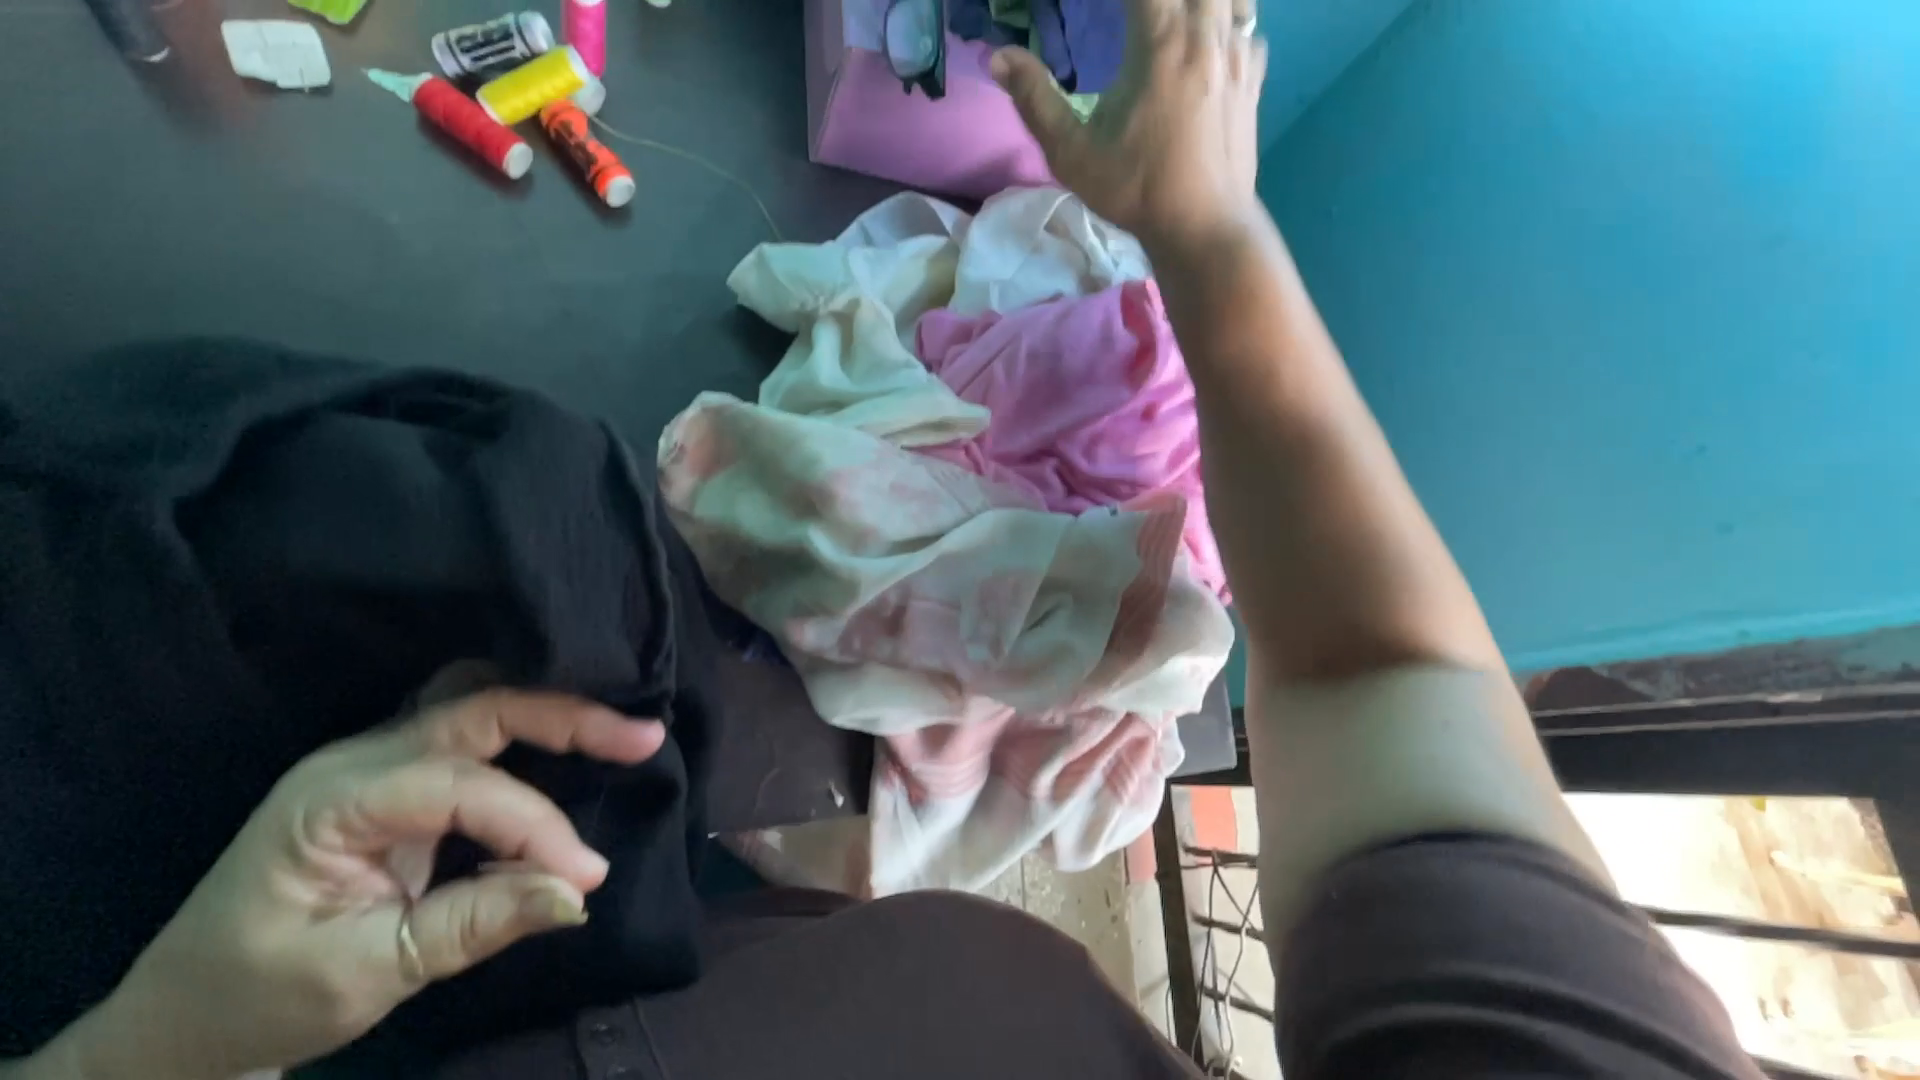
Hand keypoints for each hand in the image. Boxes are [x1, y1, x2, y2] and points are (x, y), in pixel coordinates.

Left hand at [33, 690, 664, 1079]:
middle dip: (569, 716)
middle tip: (644, 736)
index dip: (537, 827)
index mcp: (335, 799)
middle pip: (479, 705)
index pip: (465, 788)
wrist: (183, 1018)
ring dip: (552, 711)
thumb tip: (578, 892)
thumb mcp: (369, 972)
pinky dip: (530, 733)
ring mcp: (379, 759)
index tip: (588, 877)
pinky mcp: (400, 778)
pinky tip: (571, 747)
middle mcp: (360, 755)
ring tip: (618, 729)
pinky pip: (476, 734)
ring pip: (479, 701)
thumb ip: (478, 924)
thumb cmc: (260, 997)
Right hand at [992, 0, 1267, 249]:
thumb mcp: (1073, 154)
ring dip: (1195, 2)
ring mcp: (1237, 54)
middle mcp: (1206, 34)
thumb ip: (1035, 101)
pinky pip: (1246, 26)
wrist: (1203, 229)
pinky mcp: (1253, 79)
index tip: (1093, 7)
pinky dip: (1226, 21)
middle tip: (1132, 18)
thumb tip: (999, 57)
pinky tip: (1207, 41)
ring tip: (1167, 21)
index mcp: (1161, 41)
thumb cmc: (1136, 192)